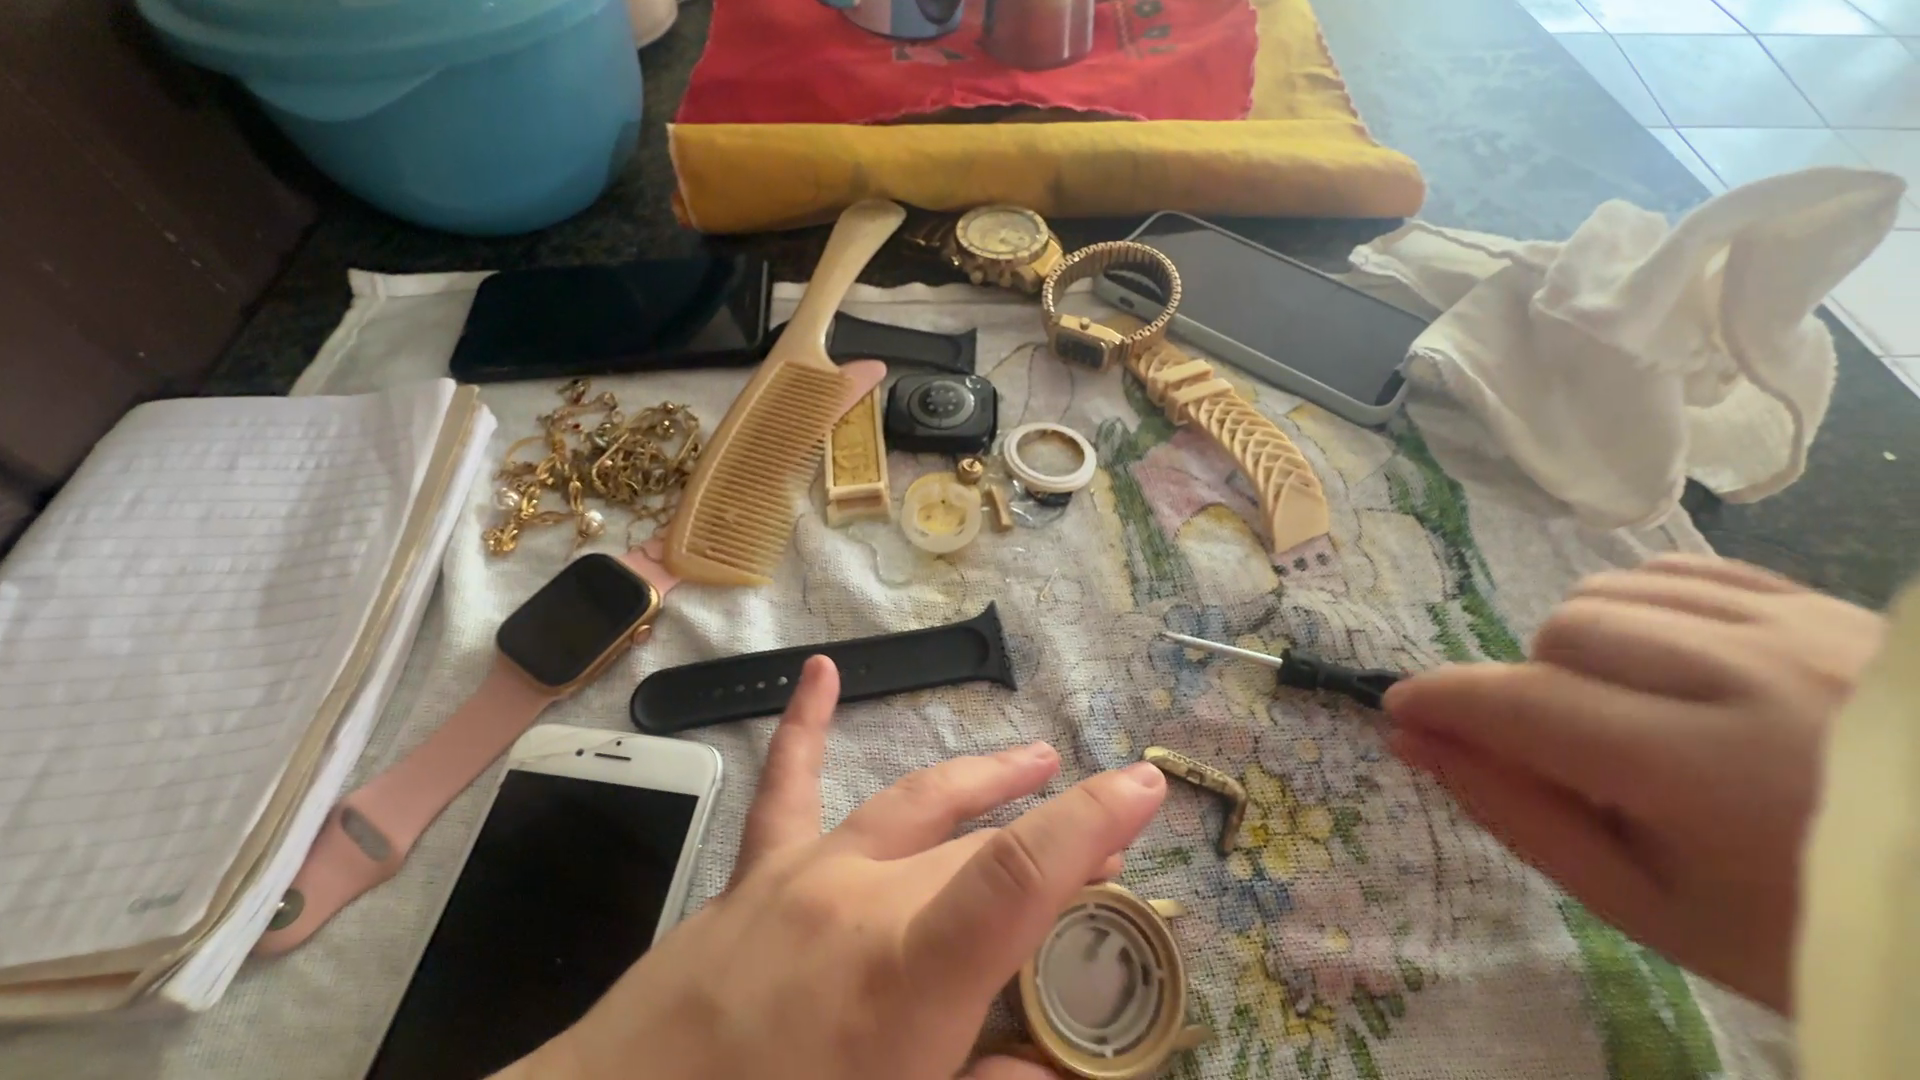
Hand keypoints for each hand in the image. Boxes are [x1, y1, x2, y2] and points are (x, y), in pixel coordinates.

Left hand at [515, 655, 1167, 1079]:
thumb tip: (1056, 1072)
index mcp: (904, 975)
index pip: (1016, 875)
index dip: (1089, 823)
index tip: (1141, 783)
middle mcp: (860, 900)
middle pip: (979, 842)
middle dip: (1054, 833)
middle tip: (1107, 841)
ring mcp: (804, 872)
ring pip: (913, 802)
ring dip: (981, 779)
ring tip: (1032, 757)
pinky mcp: (756, 873)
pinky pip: (786, 785)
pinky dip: (805, 725)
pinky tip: (818, 673)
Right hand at [1382, 554, 1884, 1012]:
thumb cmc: (1795, 924)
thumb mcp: (1645, 902)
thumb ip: (1518, 813)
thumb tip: (1414, 739)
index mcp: (1705, 773)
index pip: (1524, 705)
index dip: (1442, 700)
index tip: (1403, 711)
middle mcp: (1752, 678)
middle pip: (1563, 634)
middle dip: (1533, 688)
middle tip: (1572, 749)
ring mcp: (1800, 629)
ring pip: (1609, 593)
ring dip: (1583, 647)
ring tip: (1625, 705)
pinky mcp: (1824, 603)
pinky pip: (1675, 570)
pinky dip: (1638, 609)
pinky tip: (1667, 662)